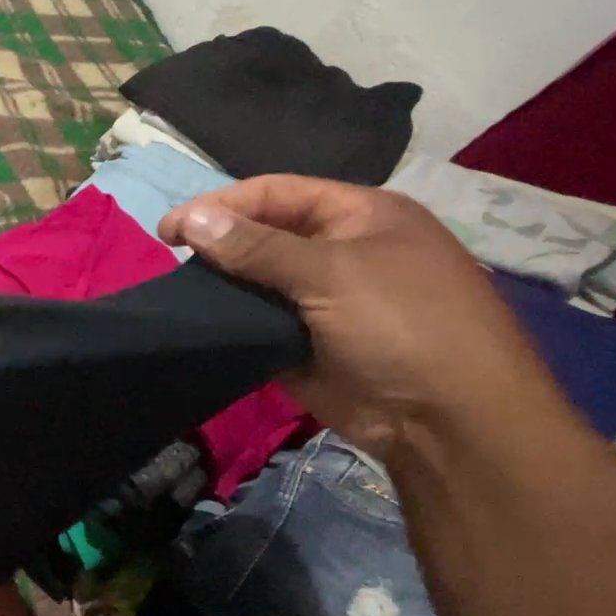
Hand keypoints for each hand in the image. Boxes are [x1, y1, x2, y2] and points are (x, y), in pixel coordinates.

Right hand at [159, 175, 556, 455]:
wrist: (447, 422)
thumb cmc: (403, 326)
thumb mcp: (330, 273)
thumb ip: (255, 246)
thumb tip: (190, 220)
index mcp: (359, 217)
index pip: (275, 193)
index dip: (220, 205)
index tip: (168, 231)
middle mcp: (340, 251)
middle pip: (261, 234)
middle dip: (216, 245)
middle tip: (170, 264)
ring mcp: (321, 300)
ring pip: (253, 281)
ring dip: (218, 287)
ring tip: (178, 296)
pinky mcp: (303, 342)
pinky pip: (255, 322)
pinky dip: (228, 323)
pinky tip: (197, 326)